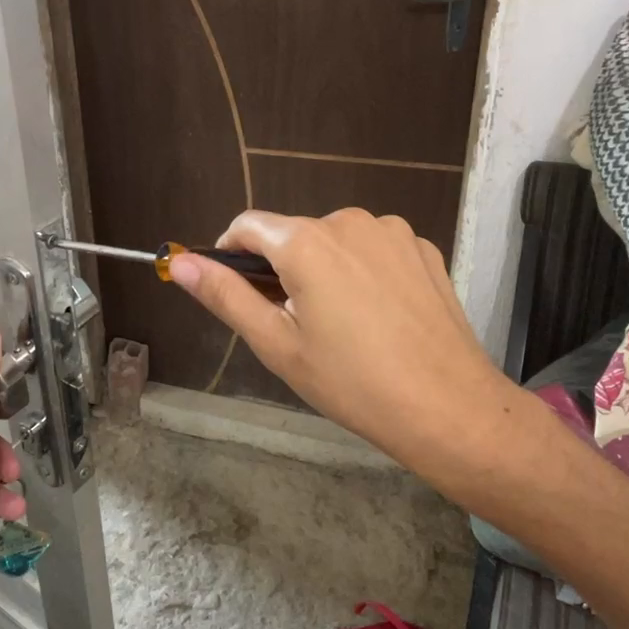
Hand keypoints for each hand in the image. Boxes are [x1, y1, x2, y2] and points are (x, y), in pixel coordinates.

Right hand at [167, 209, 519, 481]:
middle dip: (283, 270)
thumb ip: (225, 296)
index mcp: (304, 242)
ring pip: (334, 242)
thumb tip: (179, 263)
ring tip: (342, 327)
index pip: (247, 226)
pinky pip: (373, 250)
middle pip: (293, 234)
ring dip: (324, 270)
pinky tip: (380, 318)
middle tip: (296, 328)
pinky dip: (363, 273)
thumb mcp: (277, 345)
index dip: (231, 256)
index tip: (238, 295)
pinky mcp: (423, 248)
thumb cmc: (352, 383)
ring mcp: (392, 231)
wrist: (449, 407)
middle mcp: (347, 221)